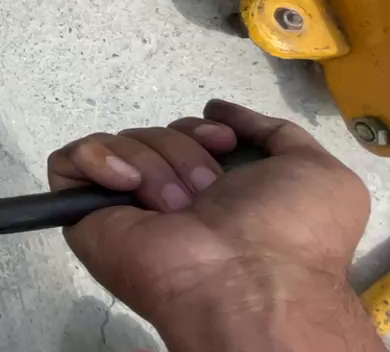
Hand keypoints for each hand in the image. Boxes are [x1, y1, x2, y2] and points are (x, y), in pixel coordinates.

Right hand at [48, 100, 381, 351]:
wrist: (243, 278)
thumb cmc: (286, 232)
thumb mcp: (319, 175)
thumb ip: (276, 133)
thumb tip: (218, 111)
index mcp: (208, 192)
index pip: (179, 135)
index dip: (198, 132)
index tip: (221, 145)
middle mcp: (161, 194)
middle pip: (148, 135)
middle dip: (178, 152)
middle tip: (205, 192)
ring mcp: (117, 201)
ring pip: (114, 142)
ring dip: (150, 166)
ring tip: (175, 206)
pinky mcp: (79, 206)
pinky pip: (70, 159)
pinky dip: (99, 161)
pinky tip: (127, 185)